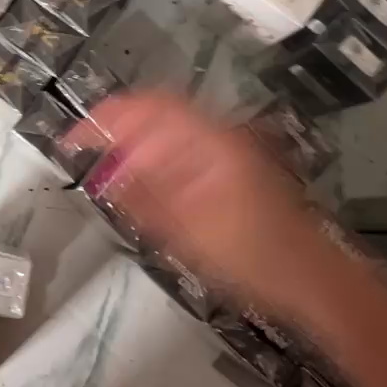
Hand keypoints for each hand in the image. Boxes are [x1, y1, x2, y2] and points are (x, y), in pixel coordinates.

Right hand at [70, 92, 330, 312]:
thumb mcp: (189, 231)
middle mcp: (220, 136)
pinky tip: (144, 182)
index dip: (108, 117)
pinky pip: (183, 148)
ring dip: (135, 142)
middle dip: (119, 127)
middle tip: (88, 149)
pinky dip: (155, 158)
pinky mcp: (232, 168)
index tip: (76, 138)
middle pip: (159, 113)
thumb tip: (106, 176)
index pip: (149, 109)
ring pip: (170, 130)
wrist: (311, 277)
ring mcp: (229, 150)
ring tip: (108, 167)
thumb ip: (146, 198)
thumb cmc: (253, 256)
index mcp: (210, 142)